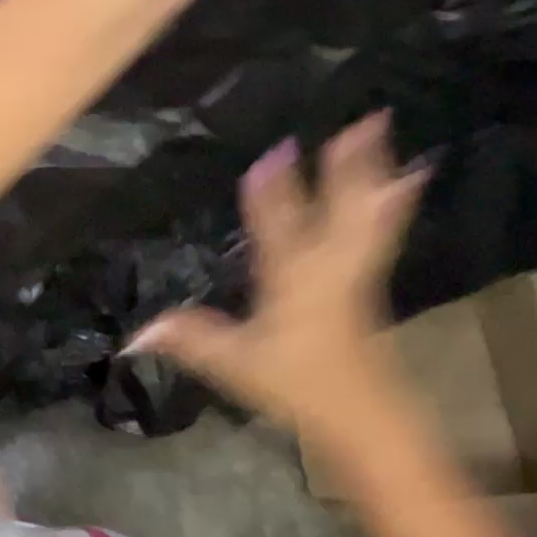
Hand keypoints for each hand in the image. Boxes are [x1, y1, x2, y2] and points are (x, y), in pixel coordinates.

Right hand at [125, 113, 427, 431]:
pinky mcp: (370, 285)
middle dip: (351, 165)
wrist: (365, 416)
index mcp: (292, 282)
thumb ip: (190, 341)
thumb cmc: (298, 386)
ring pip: (369, 215)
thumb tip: (135, 334)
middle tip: (367, 119)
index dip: (274, 191)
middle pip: (341, 209)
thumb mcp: (236, 365)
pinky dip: (390, 204)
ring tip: (384, 133)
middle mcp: (328, 269)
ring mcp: (356, 275)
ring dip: (376, 173)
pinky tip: (400, 186)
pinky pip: (382, 232)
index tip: (274, 152)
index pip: (279, 227)